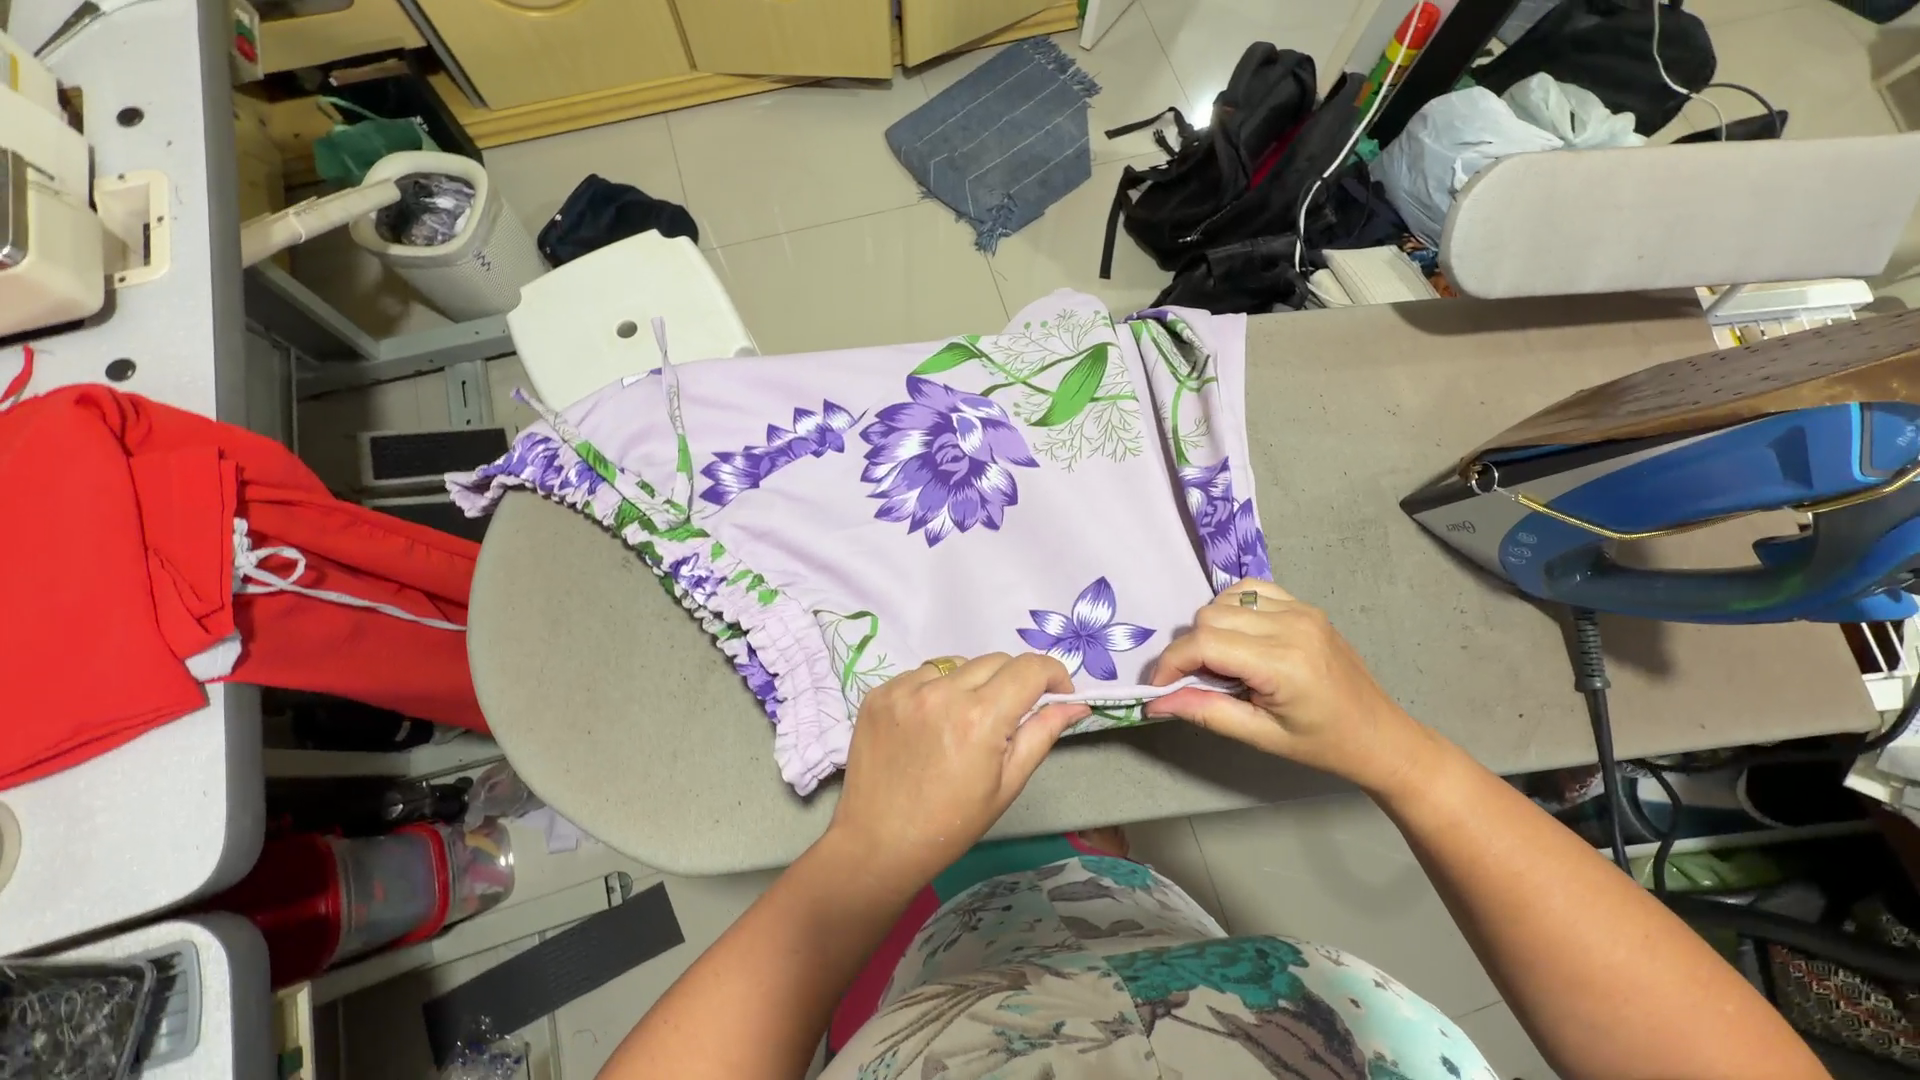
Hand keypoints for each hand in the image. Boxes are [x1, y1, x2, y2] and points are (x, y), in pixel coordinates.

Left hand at [828, 653, 1089, 889]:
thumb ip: (1041, 734)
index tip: (1058, 694)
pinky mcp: (880, 692)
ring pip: (958, 664)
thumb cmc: (951, 823)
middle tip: (1011, 715)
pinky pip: (921, 675)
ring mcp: (905, 689)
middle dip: (1015, 681)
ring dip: (973, 683)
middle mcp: (942, 692)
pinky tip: (930, 724)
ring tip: (964, 722)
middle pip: (996, 660)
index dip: (1054, 675)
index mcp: (980, 717)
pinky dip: (936, 690)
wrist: (878, 842)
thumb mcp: (1007, 784)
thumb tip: (1076, 705)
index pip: (1030, 669)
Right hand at [1147, 579, 1436, 794]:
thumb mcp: (1260, 736)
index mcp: (1282, 664)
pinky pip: (1252, 590)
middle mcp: (1291, 626)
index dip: (1172, 662)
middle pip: (1210, 616)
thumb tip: (1155, 701)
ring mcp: (1301, 611)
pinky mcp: (1306, 606)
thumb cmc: (1322, 744)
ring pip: (1226, 599)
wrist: (1380, 736)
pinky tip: (1240, 638)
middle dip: (1190, 648)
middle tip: (1198, 681)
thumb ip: (1205, 711)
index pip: (1205, 644)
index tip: (1160, 686)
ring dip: (1210, 627)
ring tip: (1222, 662)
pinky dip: (1233, 609)